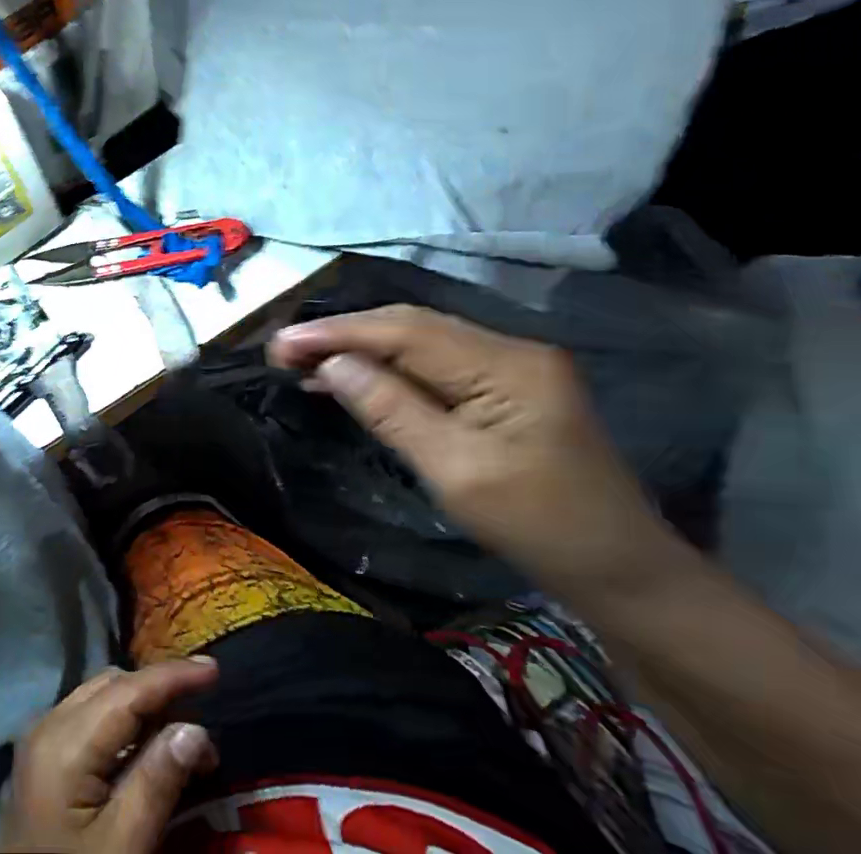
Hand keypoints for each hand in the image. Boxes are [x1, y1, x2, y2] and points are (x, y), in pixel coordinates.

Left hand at [0, 659, 220, 853]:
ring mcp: (42, 734)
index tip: (214, 668)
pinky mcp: (44, 751)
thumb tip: (196, 728)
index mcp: (65, 742)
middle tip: (208, 722)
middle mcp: (48, 723)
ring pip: (99, 695)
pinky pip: (88, 715)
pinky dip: (123, 719)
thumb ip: (158, 781)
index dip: (171, 677)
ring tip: (187, 735)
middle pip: (110, 686)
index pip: (125, 693)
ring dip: (143, 704)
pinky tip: (149, 745)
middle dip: (160, 692)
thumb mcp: (125, 842)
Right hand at [267, 305, 674, 588]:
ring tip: (298, 362)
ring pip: (413, 341)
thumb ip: (389, 409)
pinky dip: (379, 366)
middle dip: (340, 334)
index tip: (277, 345)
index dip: (335, 333)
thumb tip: (329, 364)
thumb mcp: (453, 469)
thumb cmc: (536, 523)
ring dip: (355, 348)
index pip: (404, 333)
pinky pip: (426, 364)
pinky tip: (344, 377)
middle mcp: (509, 352)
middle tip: (279, 352)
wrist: (617, 568)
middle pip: (408, 326)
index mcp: (507, 367)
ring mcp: (508, 368)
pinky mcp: (500, 388)